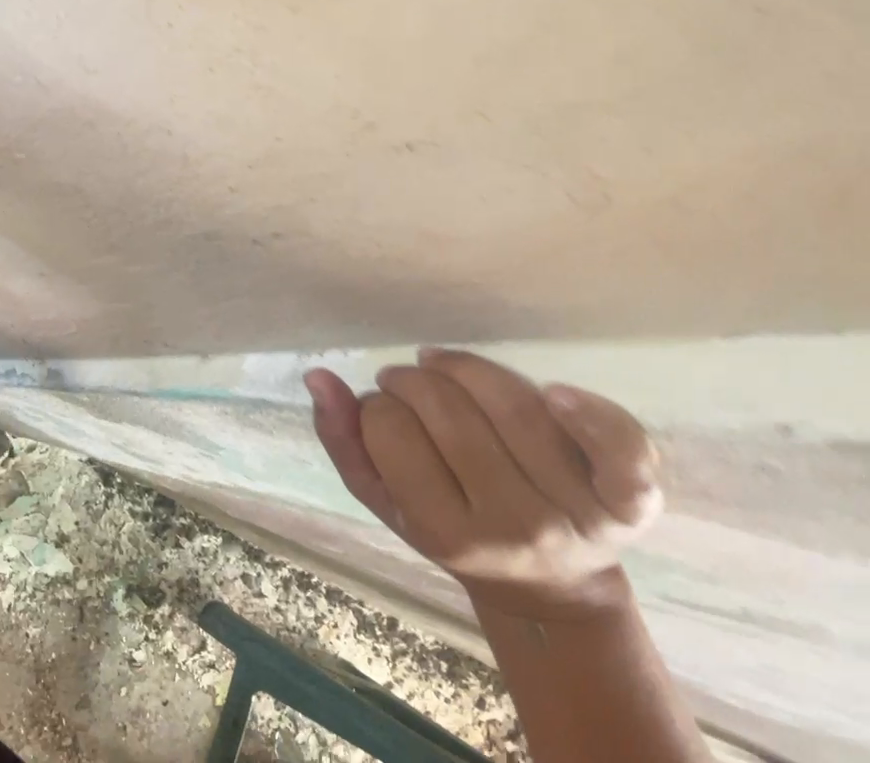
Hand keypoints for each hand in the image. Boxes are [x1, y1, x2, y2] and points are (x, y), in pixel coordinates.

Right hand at [305, 350, 662, 619]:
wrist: (545, 585)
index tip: (377, 409)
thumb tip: (318, 376)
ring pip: (515, 406)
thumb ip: (344, 439)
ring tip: (439, 365)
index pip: (391, 432)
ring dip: (465, 368)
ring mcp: (576, 513)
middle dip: (411, 381)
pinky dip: (589, 410)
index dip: (375, 406)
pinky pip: (620, 446)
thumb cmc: (447, 532)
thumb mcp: (383, 500)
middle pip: (448, 413)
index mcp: (444, 532)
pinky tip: (551, 391)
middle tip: (402, 381)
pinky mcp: (631, 502)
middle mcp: (513, 525)